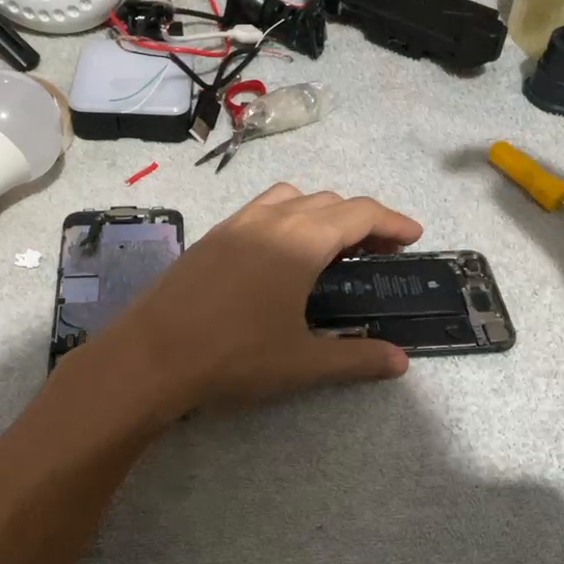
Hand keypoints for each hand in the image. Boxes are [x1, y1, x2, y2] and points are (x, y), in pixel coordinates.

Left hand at [81, 183, 423, 419]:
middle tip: (378, 253)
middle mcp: (269, 220)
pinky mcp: (209, 238)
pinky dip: (285, 220)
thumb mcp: (302, 363)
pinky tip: (279, 259)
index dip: (392, 222)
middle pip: (328, 202)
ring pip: (290, 199)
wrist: (150, 356)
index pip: (359, 214)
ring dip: (320, 214)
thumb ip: (356, 358)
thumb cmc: (233, 357)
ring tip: (330, 249)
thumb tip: (400, 361)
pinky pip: (259, 212)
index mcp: (300, 241)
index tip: (413, 236)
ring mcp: (234, 225)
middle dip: (361, 220)